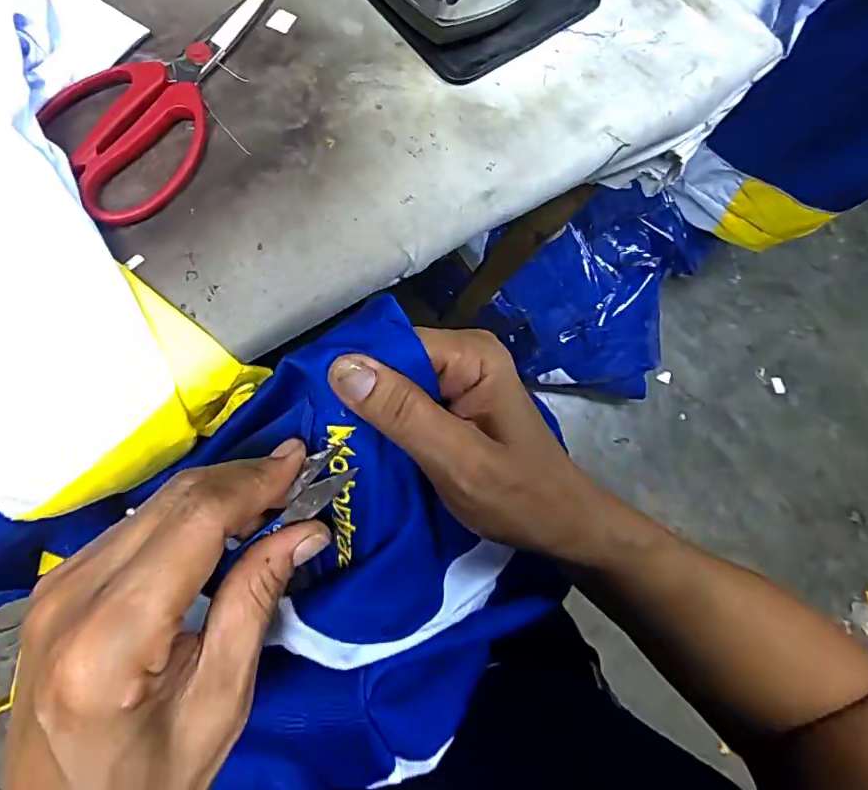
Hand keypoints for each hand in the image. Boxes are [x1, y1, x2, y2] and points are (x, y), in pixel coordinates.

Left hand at [5, 442, 330, 789]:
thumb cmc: (150, 777)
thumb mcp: (221, 700)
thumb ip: (256, 601)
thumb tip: (306, 529)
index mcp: (111, 638)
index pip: (196, 521)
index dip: (254, 482)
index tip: (302, 464)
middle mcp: (72, 599)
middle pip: (176, 500)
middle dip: (245, 477)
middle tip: (298, 476)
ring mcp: (56, 588)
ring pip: (158, 502)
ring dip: (222, 490)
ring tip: (272, 497)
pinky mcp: (58, 584)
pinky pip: (140, 521)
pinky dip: (193, 509)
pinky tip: (227, 520)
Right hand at [328, 328, 649, 566]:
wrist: (560, 524)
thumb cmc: (519, 496)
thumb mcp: (458, 459)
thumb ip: (403, 413)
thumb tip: (341, 365)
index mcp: (473, 354)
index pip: (395, 345)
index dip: (352, 373)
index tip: (308, 409)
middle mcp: (465, 355)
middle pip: (391, 363)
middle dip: (355, 397)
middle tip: (311, 438)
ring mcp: (459, 380)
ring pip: (394, 386)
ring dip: (365, 416)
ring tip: (324, 448)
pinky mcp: (452, 405)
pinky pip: (406, 406)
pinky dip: (384, 429)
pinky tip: (358, 452)